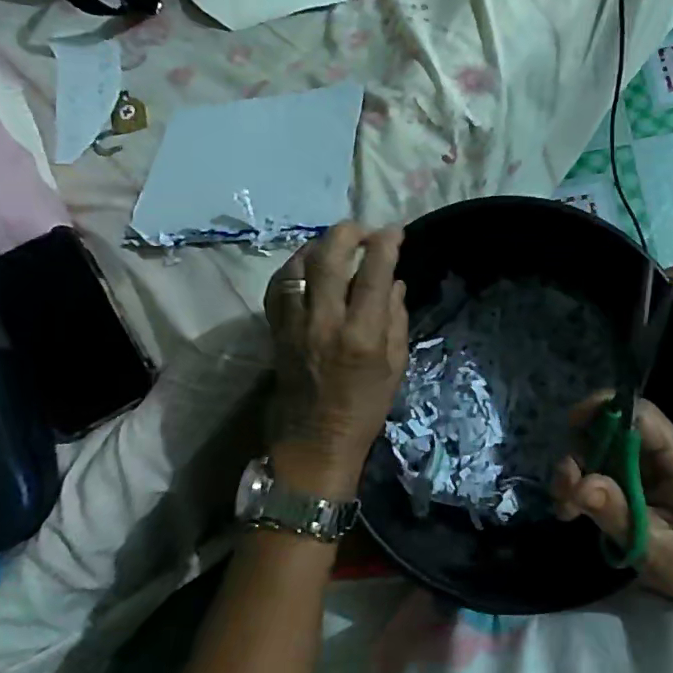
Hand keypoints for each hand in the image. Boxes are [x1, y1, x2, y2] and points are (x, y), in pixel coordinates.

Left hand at [264, 223, 408, 497]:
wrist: (315, 441)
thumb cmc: (366, 406)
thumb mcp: (396, 365)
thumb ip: (395, 318)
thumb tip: (394, 281)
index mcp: (362, 335)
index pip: (374, 273)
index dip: (386, 244)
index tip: (395, 232)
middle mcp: (325, 322)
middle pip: (330, 257)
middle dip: (349, 233)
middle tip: (363, 230)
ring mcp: (295, 324)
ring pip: (299, 265)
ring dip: (320, 246)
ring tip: (336, 245)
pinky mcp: (276, 330)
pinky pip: (280, 285)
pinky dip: (295, 267)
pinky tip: (308, 266)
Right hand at [552, 396, 672, 629]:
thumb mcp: (657, 550)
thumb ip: (619, 515)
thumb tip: (581, 483)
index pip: (643, 415)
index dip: (606, 409)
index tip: (572, 425)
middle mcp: (665, 456)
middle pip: (615, 430)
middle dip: (583, 452)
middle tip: (564, 489)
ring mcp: (651, 469)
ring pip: (604, 450)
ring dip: (578, 473)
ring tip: (566, 509)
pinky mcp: (638, 484)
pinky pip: (605, 471)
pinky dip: (584, 486)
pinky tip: (572, 512)